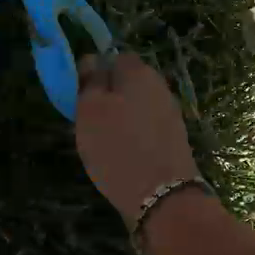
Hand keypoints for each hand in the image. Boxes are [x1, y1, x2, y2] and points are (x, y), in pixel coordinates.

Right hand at [75, 53, 201, 222]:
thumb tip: (92, 59)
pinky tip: (122, 155)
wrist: (162, 197)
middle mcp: (159, 87)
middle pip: (127, 83)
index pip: (114, 57)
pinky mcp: (174, 139)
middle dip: (108, 97)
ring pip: (136, 106)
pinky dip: (133, 136)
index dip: (95, 72)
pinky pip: (146, 127)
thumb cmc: (117, 147)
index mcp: (138, 72)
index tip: (81, 95)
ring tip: (103, 142)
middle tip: (88, 120)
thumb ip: (90, 81)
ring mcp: (170, 114)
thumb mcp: (89, 110)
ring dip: (120, 118)